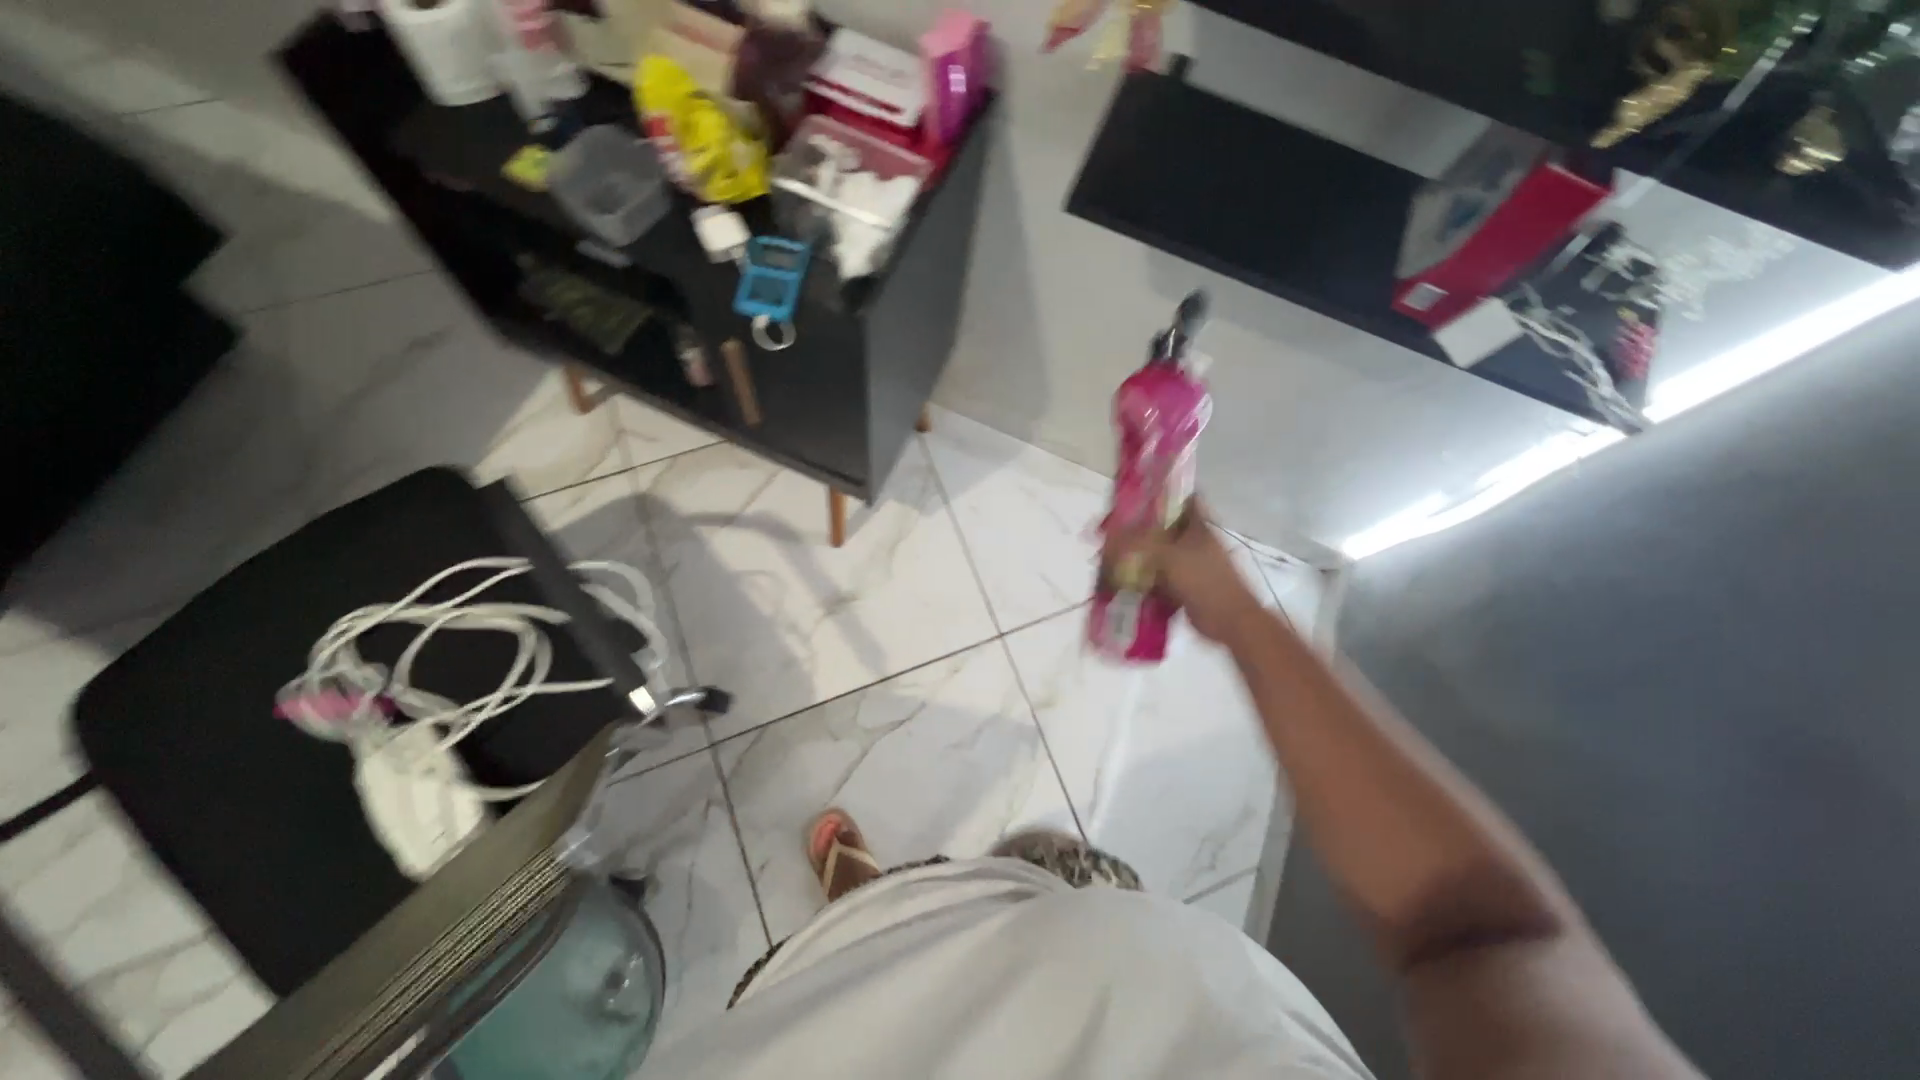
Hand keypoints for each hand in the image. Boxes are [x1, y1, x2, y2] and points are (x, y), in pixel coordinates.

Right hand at [1103, 503, 1267, 645]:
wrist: (1228, 620)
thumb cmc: (1203, 580)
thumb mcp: (1167, 556)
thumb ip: (1139, 542)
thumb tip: (1111, 534)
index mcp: (1198, 526)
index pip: (1182, 498)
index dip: (1161, 493)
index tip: (1134, 497)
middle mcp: (1194, 541)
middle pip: (1164, 527)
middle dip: (1139, 528)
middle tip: (1113, 530)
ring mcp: (1190, 564)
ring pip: (1159, 553)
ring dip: (1138, 556)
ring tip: (1111, 556)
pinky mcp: (1184, 586)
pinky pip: (1158, 577)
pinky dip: (1142, 579)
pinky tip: (1123, 581)